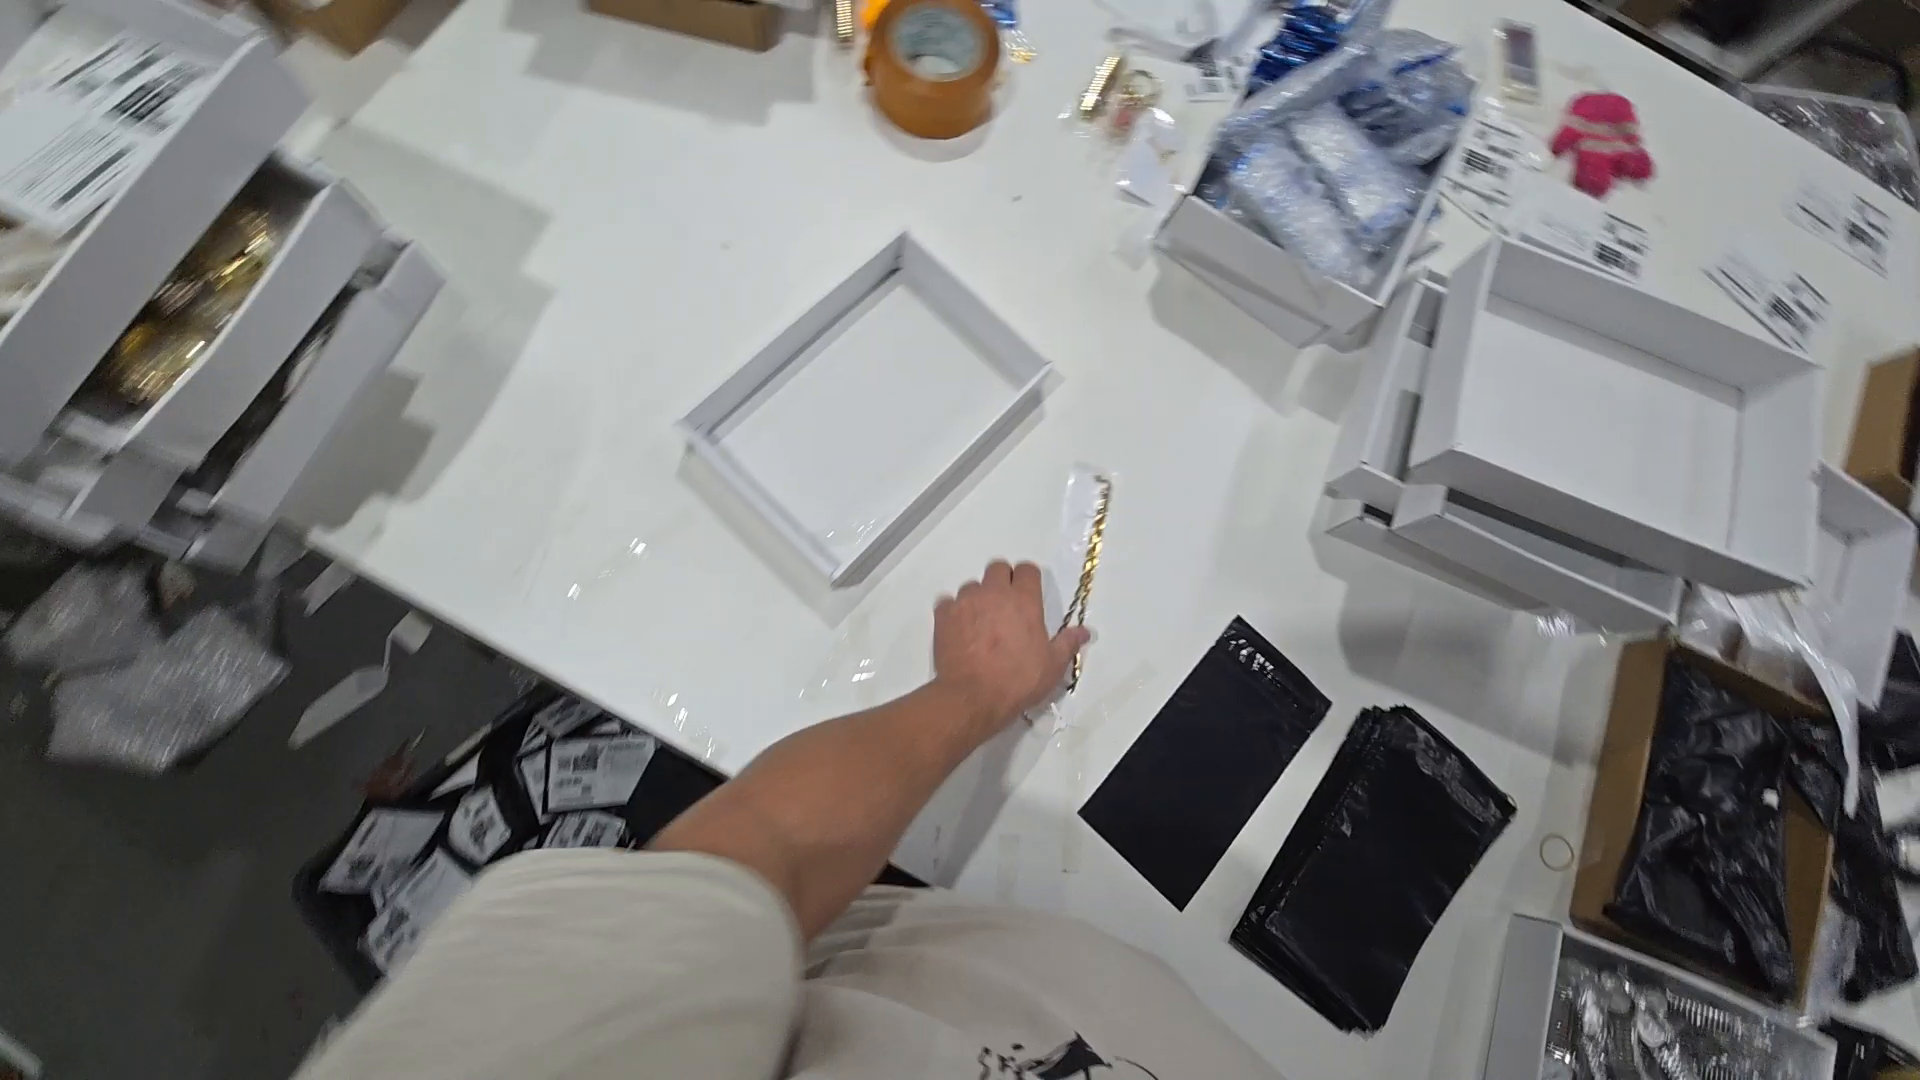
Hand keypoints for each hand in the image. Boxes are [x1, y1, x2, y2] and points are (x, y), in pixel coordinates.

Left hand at [931, 560, 1090, 736]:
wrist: (973, 697)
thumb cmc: (1018, 680)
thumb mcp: (1052, 666)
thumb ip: (1067, 643)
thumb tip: (1085, 631)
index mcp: (1023, 600)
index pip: (1027, 569)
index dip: (1028, 580)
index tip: (1028, 595)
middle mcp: (993, 593)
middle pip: (997, 568)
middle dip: (1002, 580)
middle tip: (1005, 606)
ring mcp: (965, 602)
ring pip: (972, 586)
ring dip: (978, 598)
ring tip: (981, 623)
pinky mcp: (943, 615)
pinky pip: (948, 603)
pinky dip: (954, 612)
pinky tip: (960, 631)